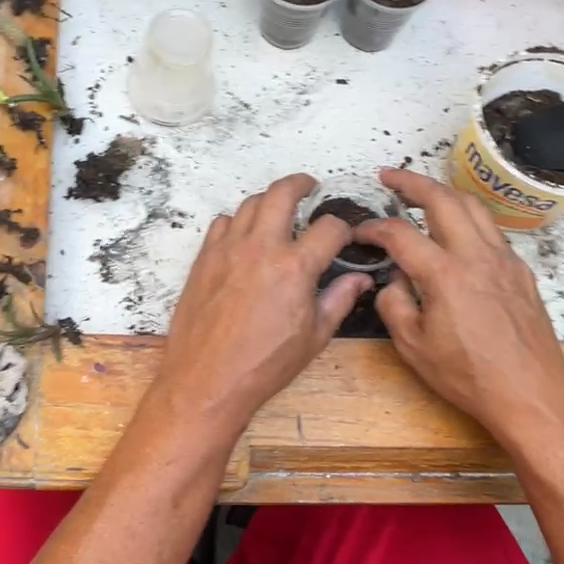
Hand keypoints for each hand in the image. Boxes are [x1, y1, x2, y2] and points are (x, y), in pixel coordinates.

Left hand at [152, 173, 372, 433]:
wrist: (207, 380)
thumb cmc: (263, 365)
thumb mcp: (314, 337)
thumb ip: (338, 299)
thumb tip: (360, 278)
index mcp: (294, 267)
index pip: (329, 227)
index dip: (343, 228)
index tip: (345, 234)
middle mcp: (260, 248)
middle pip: (282, 193)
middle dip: (301, 183)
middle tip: (309, 187)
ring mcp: (227, 250)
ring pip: (249, 203)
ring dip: (268, 201)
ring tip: (278, 211)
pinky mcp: (203, 259)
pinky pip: (222, 224)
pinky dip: (237, 222)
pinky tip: (244, 236)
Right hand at [355, 168, 563, 451]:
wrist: (532, 395)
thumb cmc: (468, 377)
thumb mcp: (412, 347)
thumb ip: (394, 304)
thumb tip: (394, 279)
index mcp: (445, 274)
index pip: (400, 234)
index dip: (373, 227)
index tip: (357, 231)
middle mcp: (477, 256)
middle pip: (444, 199)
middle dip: (413, 182)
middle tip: (389, 176)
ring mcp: (505, 261)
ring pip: (474, 208)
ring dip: (444, 193)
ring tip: (422, 193)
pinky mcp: (521, 273)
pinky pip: (491, 231)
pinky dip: (468, 218)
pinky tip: (456, 232)